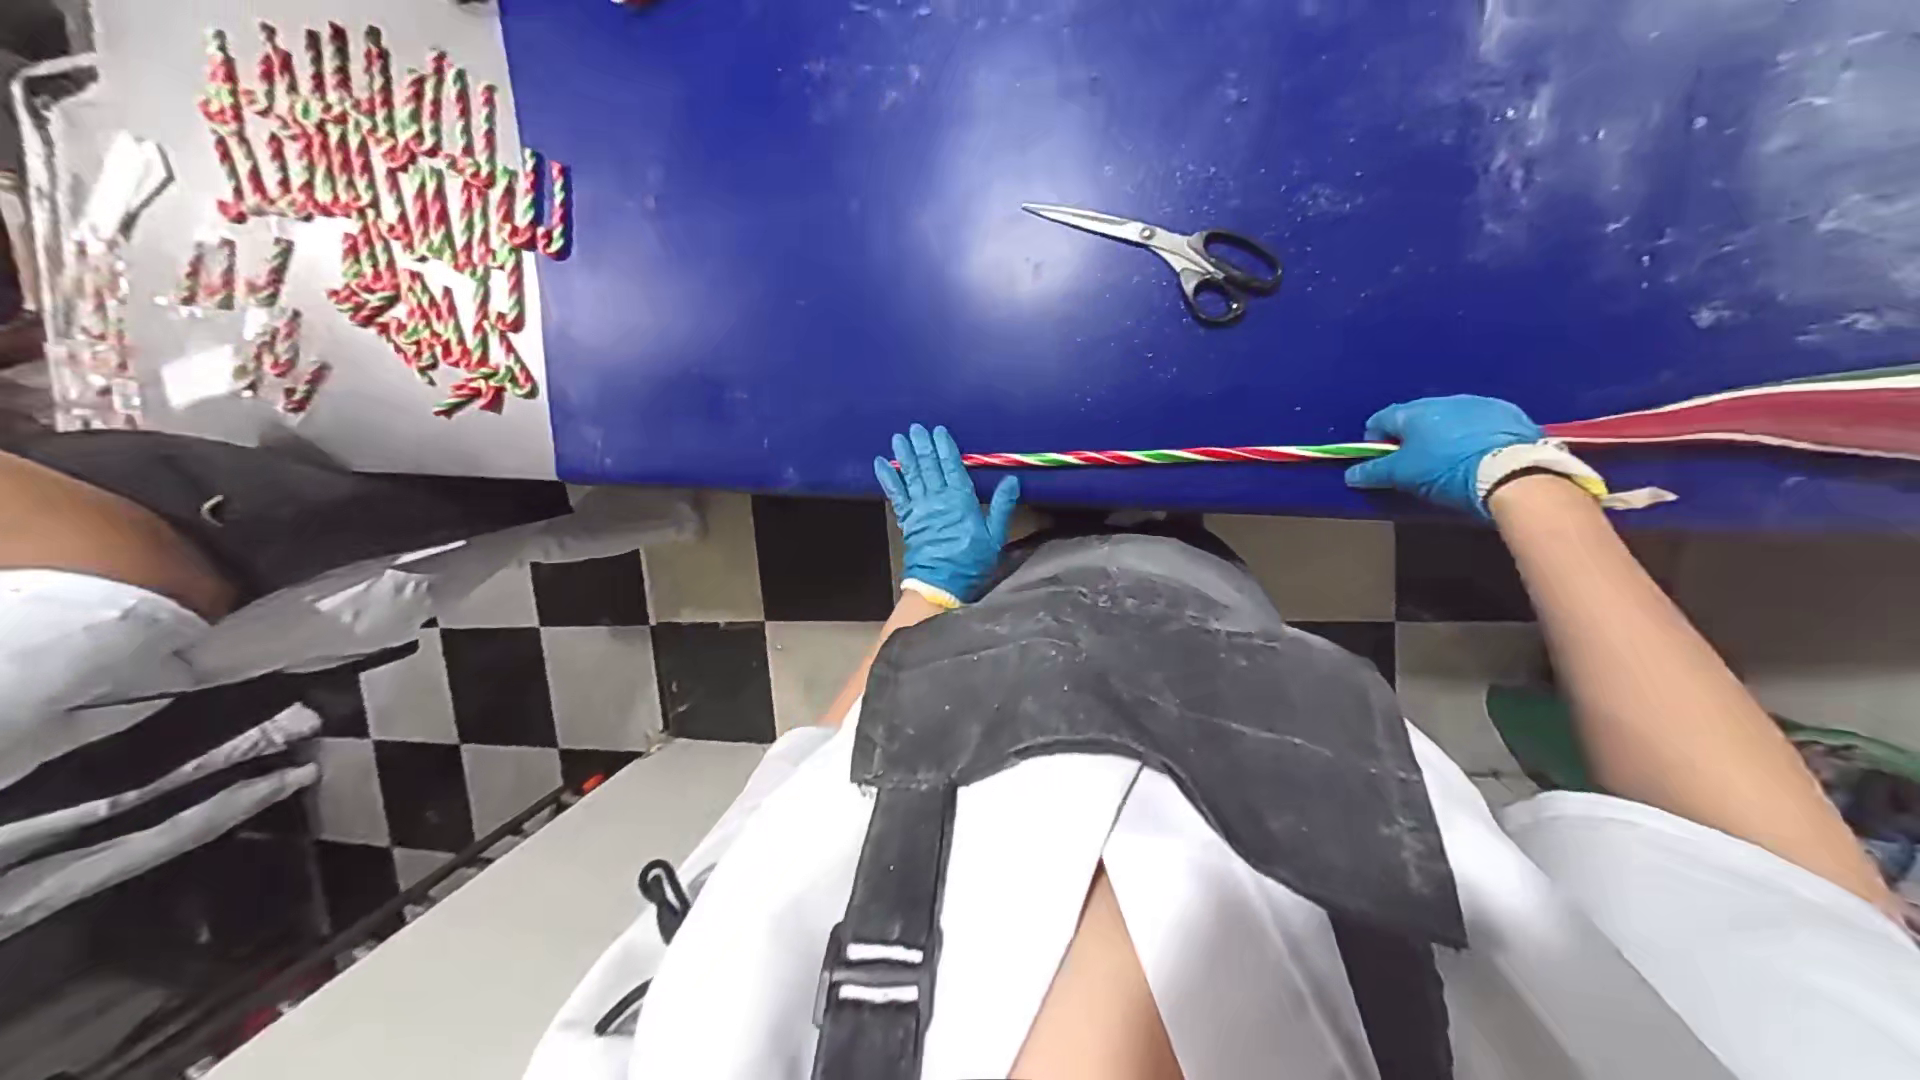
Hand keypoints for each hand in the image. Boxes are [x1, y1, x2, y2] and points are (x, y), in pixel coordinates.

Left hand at [874, 423, 1019, 604]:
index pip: (953, 467)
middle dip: (922, 446)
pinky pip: (895, 494)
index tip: (938, 431)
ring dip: (905, 455)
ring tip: (898, 438)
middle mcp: (938, 499)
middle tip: (915, 428)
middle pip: (929, 466)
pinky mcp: (907, 520)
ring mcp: (920, 509)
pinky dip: (887, 478)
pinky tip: (880, 463)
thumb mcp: (995, 537)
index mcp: (961, 501)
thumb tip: (1012, 481)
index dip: (945, 448)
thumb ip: (1002, 507)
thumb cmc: (971, 564)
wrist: (940, 586)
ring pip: (911, 475)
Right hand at [1342, 395, 1542, 516]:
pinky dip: (1473, 436)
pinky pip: (1480, 423)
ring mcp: (1479, 404)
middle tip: (1415, 464)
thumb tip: (1350, 475)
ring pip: (1449, 418)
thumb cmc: (1444, 471)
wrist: (1511, 473)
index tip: (1382, 462)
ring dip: (1443, 435)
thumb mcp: (1402, 476)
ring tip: (1449, 461)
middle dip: (1411, 438)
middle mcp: (1444, 400)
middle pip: (1415, 418)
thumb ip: (1373, 473)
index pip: (1380, 420)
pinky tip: (1477, 456)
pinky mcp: (1509, 413)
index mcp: (1413, 412)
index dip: (1375, 441)